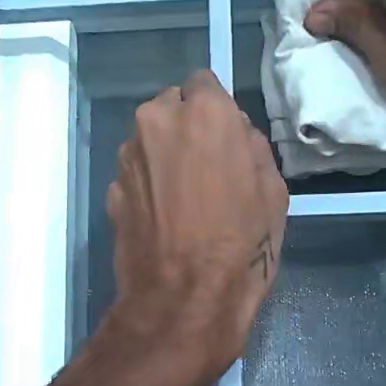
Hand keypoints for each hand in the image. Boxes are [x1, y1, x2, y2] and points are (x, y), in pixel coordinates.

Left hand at [106, 70, 288, 383]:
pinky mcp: (112, 191)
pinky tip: (165, 221)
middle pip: (172, 108)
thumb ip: (254, 149)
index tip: (226, 141)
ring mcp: (127, 157)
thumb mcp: (273, 193)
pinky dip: (149, 186)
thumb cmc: (242, 247)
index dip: (217, 112)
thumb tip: (238, 137)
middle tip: (208, 171)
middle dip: (188, 129)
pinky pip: (136, 175)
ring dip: (166, 157)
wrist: (183, 301)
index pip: (205, 84)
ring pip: (150, 140)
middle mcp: (156, 121)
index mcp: (205, 113)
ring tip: (187, 201)